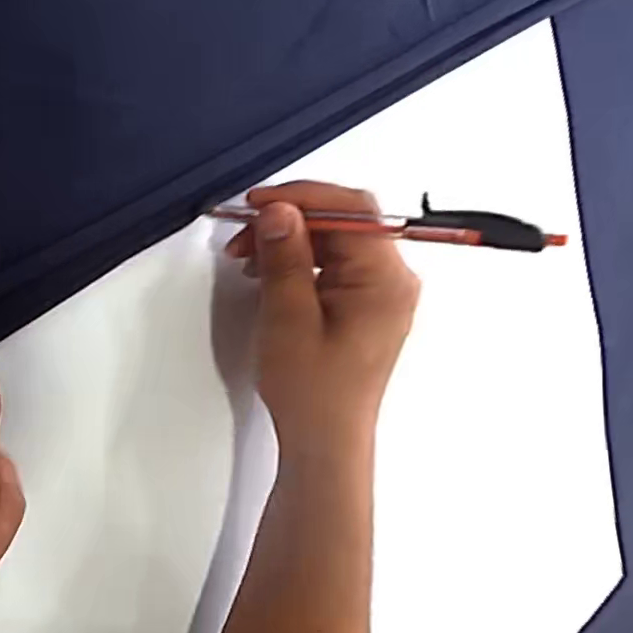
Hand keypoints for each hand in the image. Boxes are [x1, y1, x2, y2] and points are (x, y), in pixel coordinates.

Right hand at [226, 182, 419, 455]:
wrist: (325, 436)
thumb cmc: (313, 390)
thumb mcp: (288, 319)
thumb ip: (286, 260)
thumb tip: (279, 213)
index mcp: (385, 280)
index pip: (351, 210)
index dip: (301, 197)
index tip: (256, 202)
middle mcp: (391, 280)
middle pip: (342, 223)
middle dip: (288, 219)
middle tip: (242, 234)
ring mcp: (377, 293)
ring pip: (334, 242)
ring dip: (288, 239)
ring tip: (246, 255)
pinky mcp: (360, 304)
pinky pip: (332, 264)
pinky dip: (296, 259)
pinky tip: (267, 271)